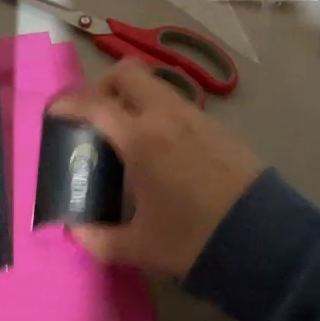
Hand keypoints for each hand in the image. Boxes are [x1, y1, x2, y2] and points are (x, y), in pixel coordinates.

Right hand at [53, 60, 264, 278]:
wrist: (264, 240)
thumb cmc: (194, 239)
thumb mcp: (141, 247)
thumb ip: (99, 239)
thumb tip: (74, 232)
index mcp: (141, 139)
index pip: (95, 104)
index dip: (68, 103)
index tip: (55, 112)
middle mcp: (166, 116)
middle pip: (128, 73)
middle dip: (104, 85)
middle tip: (95, 114)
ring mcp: (195, 116)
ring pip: (156, 85)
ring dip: (134, 96)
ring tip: (127, 132)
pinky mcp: (217, 126)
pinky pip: (178, 103)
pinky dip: (159, 111)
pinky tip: (162, 147)